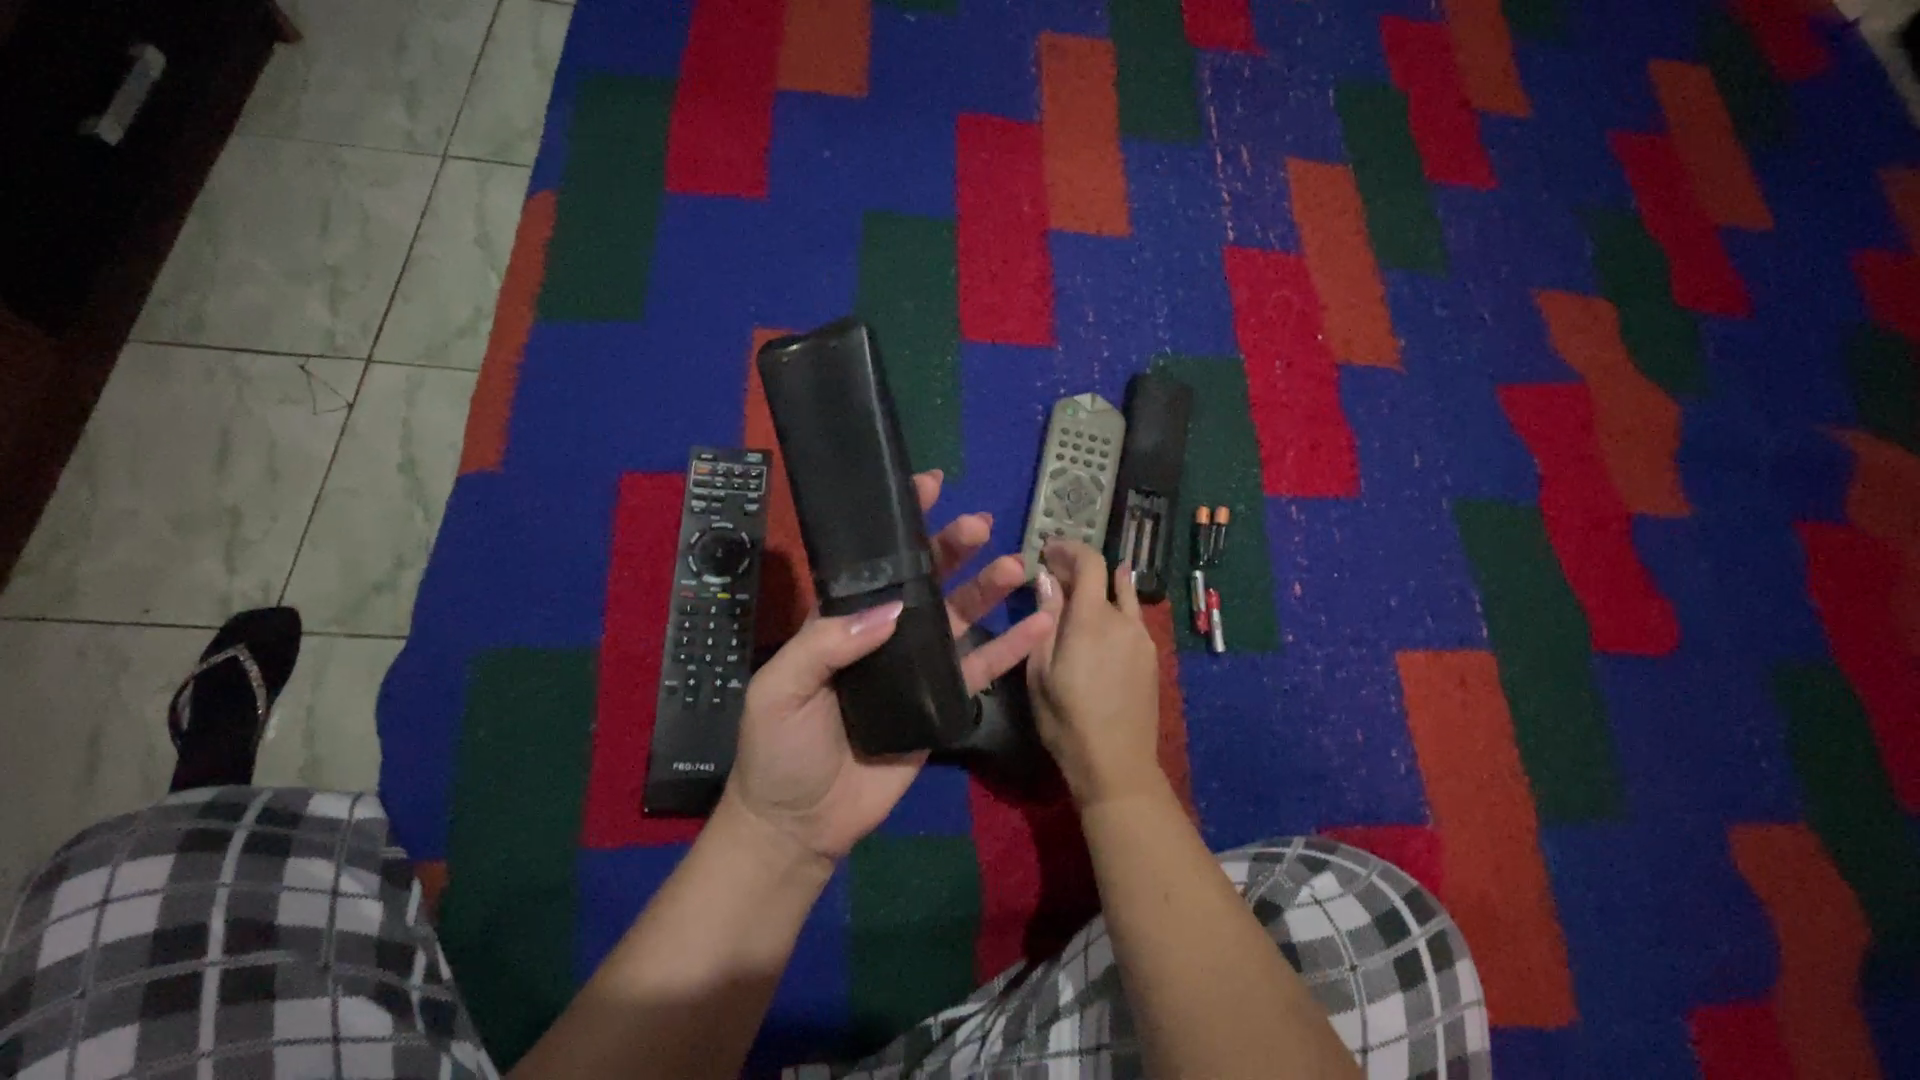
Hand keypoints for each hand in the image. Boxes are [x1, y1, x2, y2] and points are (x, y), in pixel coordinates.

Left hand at [723, 470, 1055, 861]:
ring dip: (985, 590)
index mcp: (841, 625)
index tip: (929, 487)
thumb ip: (826, 644)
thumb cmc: (778, 750)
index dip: (900, 526)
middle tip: (979, 525)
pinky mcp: (941, 706)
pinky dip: (1009, 647)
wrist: (801, 822)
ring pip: (957, 619)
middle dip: (951, 550)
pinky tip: (1036, 624)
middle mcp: (882, 638)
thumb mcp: (781, 689)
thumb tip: (892, 608)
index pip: (873, 565)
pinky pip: (978, 671)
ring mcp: (915, 670)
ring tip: (1015, 565)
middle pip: (924, 583)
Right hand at [1026, 541, 1164, 807]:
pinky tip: (1102, 622)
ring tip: (1077, 597)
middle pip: (1104, 578)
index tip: (1048, 550)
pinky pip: (1132, 619)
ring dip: (1099, 589)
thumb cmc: (1067, 720)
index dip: (1069, 549)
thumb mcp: (1041, 671)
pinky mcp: (1151, 657)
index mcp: (1092, 619)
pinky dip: (1115, 608)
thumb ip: (1045, 619)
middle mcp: (1123, 620)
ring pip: (1122, 598)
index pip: (1090, 562)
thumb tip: (1046, 579)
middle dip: (1077, 571)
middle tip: (1052, 577)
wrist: (1117, 763)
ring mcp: (1142, 638)